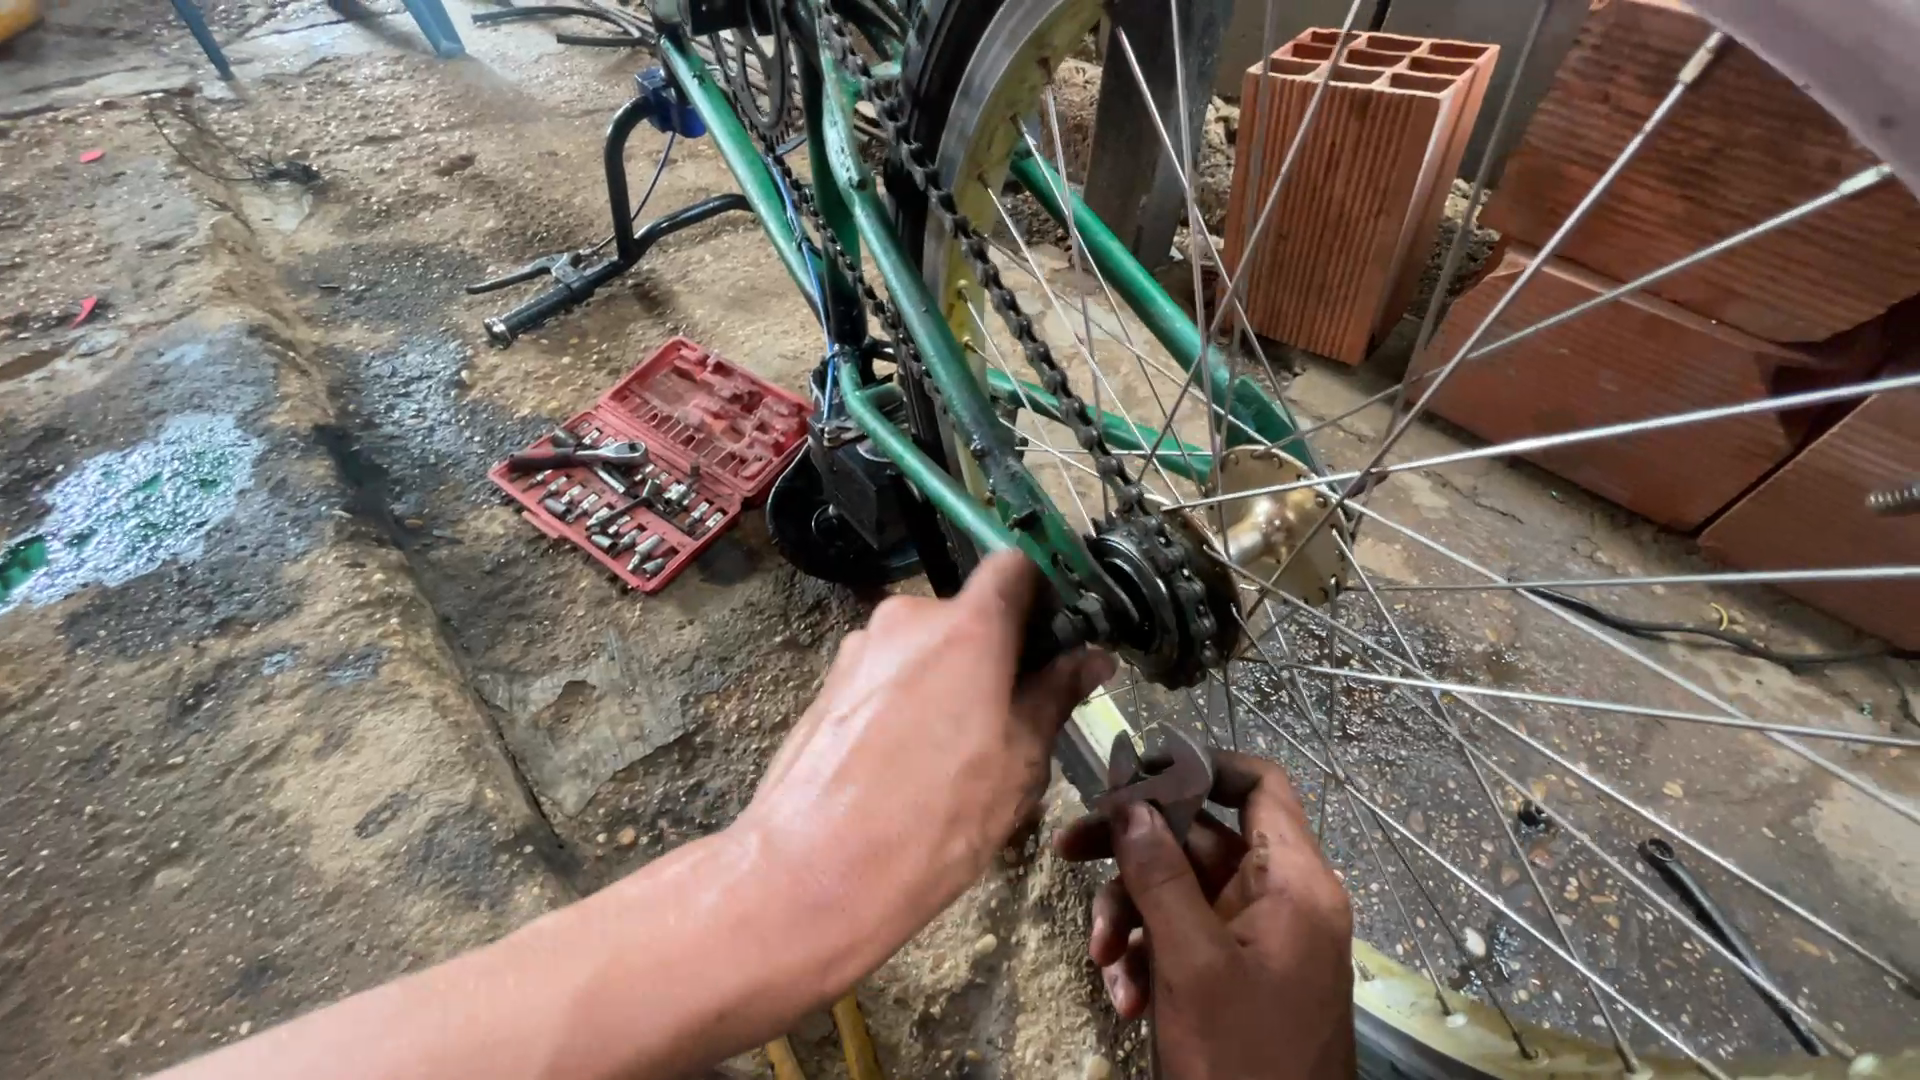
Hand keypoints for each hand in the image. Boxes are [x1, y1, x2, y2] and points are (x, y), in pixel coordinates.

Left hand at [739, 551, 1115, 975]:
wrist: (812, 872)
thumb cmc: (936, 820)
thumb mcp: (1018, 763)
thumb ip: (1055, 695)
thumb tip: (1092, 657)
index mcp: (966, 628)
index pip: (1014, 565)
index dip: (1042, 589)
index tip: (1057, 632)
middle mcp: (908, 618)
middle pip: (968, 613)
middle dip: (995, 651)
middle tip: (1010, 715)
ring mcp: (860, 647)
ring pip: (926, 645)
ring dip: (950, 676)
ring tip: (952, 750)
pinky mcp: (830, 679)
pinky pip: (888, 670)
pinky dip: (909, 694)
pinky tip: (905, 758)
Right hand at [1054, 752, 1353, 1079]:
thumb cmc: (1242, 1057)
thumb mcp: (1191, 962)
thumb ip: (1159, 875)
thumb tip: (1131, 803)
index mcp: (1293, 881)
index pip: (1260, 785)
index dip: (1202, 765)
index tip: (1139, 770)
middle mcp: (1276, 898)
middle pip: (1196, 838)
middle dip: (1131, 852)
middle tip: (1069, 848)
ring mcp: (1252, 938)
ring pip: (1177, 889)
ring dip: (1129, 916)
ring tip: (1101, 956)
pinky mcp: (1230, 973)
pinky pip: (1180, 935)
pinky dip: (1145, 955)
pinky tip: (1124, 995)